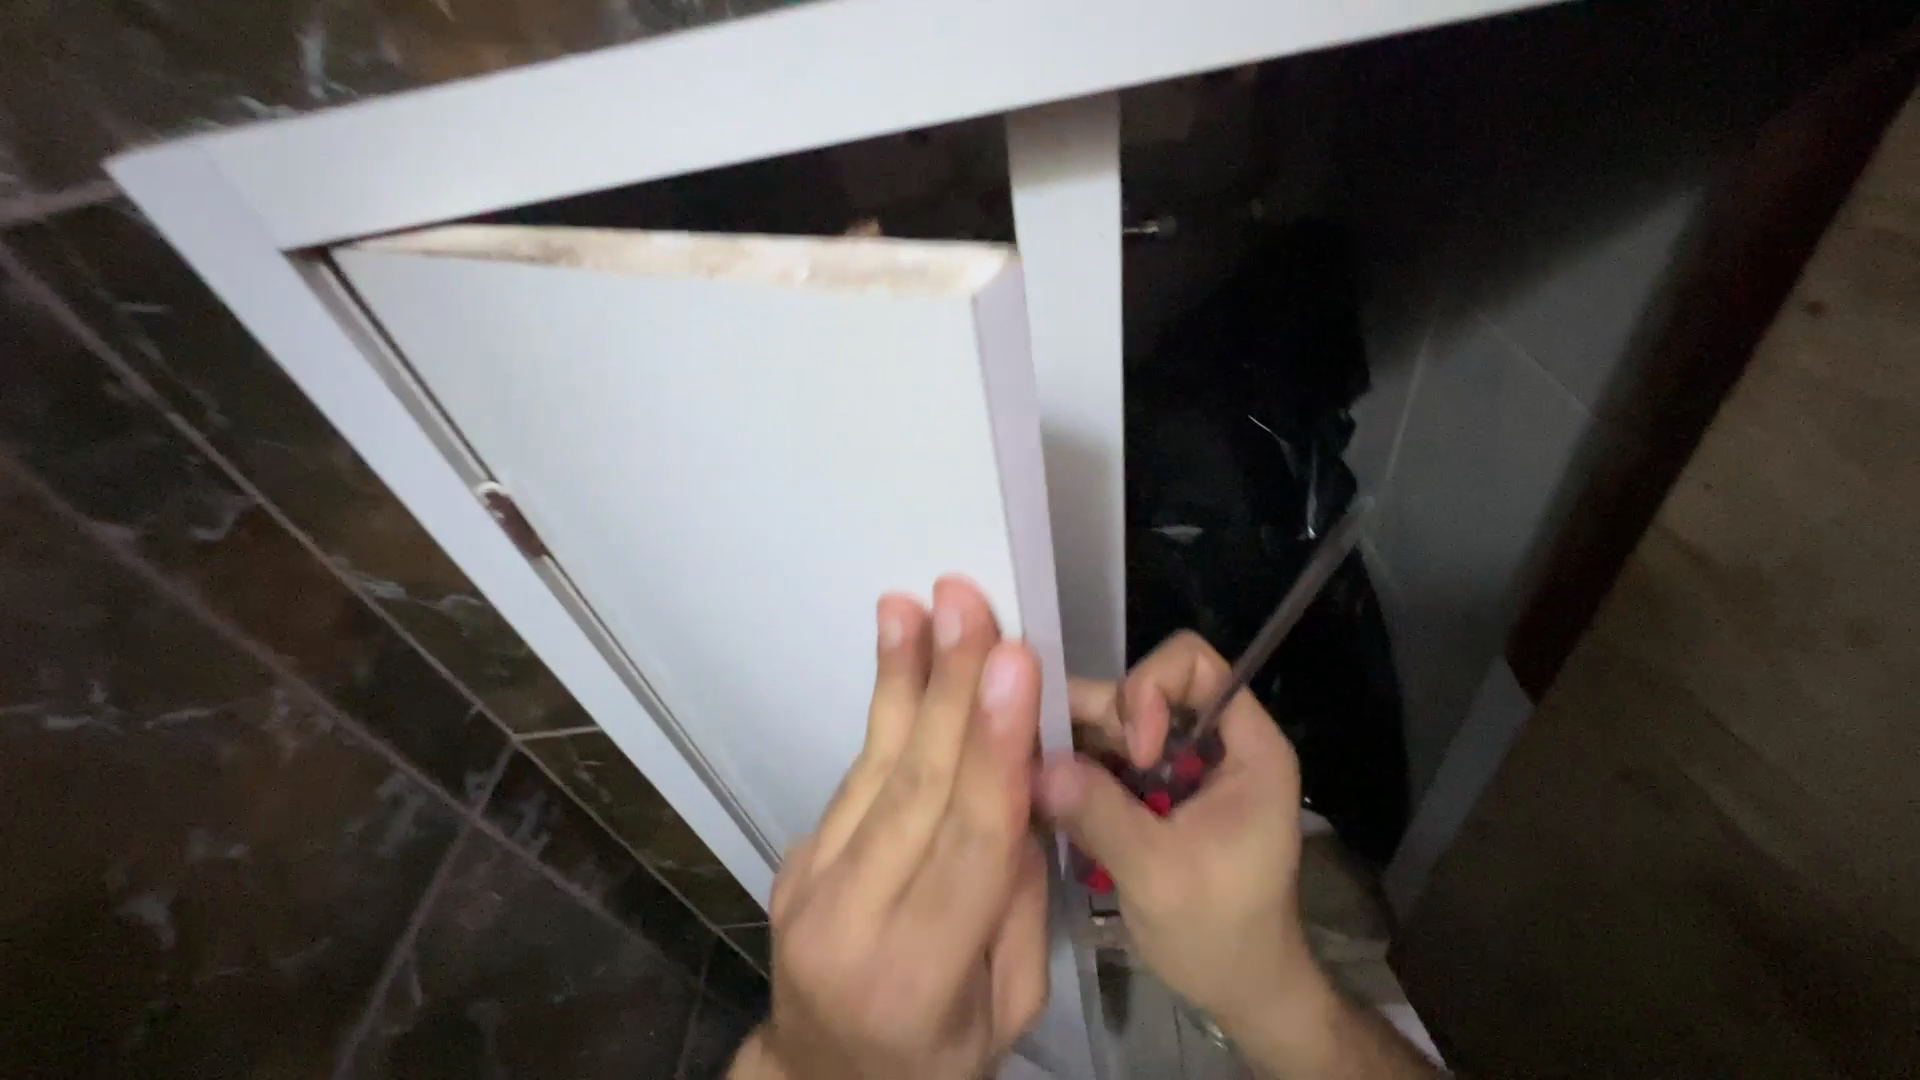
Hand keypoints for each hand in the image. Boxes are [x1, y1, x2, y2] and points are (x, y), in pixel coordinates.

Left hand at [734, 578, 1048, 1079]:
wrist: (823, 1079)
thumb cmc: (936, 1056)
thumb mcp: (1009, 1007)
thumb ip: (1018, 899)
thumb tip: (1020, 784)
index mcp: (920, 977)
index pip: (969, 842)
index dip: (995, 747)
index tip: (1014, 663)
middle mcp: (853, 920)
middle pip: (915, 787)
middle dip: (947, 686)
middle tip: (964, 604)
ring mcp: (811, 884)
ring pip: (875, 766)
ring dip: (902, 678)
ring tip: (912, 606)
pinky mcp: (796, 857)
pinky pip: (857, 775)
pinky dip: (885, 710)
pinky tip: (898, 651)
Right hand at [1041, 631, 1322, 1033]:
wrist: (1236, 989)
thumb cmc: (1221, 934)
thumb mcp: (1161, 876)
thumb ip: (1102, 815)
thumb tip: (1034, 764)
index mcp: (1245, 747)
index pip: (1195, 667)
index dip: (1152, 689)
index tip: (1135, 755)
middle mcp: (1207, 740)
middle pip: (1142, 689)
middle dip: (1096, 721)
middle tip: (1056, 765)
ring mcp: (1174, 763)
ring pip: (1112, 721)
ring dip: (1073, 745)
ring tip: (1036, 779)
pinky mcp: (1146, 788)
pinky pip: (1101, 754)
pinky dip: (1071, 768)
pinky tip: (1042, 794)